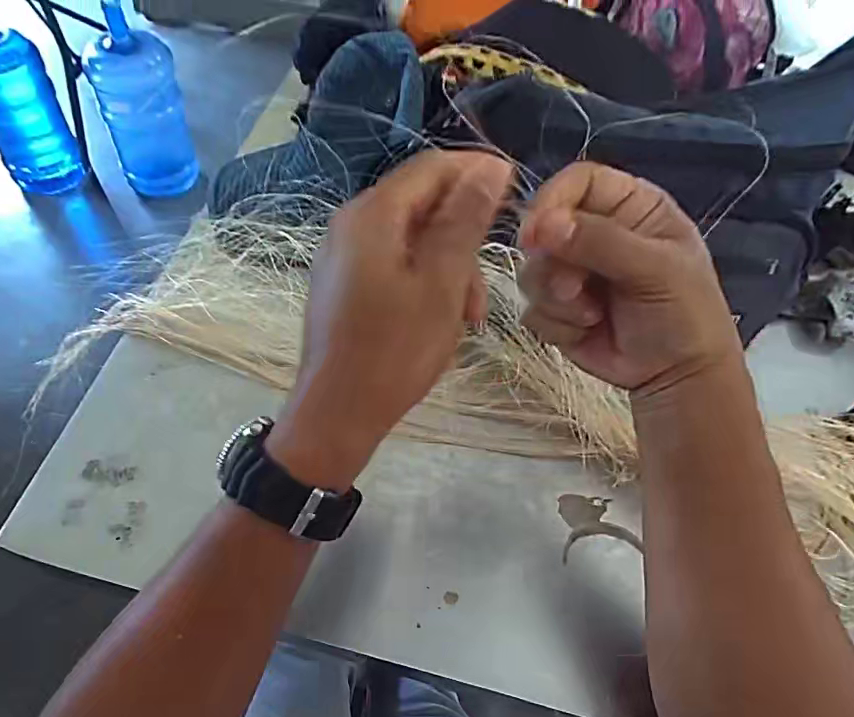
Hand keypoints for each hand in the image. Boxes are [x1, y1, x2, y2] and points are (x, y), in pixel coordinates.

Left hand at [268, 150, 512, 490]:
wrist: (337, 413)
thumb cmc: (394, 352)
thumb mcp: (441, 285)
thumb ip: (465, 221)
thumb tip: (490, 167)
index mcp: (373, 214)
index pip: (432, 168)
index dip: (477, 174)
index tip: (515, 198)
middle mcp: (350, 224)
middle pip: (421, 207)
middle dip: (462, 241)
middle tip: (481, 298)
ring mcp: (340, 258)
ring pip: (408, 243)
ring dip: (445, 272)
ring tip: (463, 322)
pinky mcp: (341, 288)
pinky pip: (390, 269)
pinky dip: (421, 286)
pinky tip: (434, 323)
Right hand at [516, 162, 741, 396]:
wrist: (677, 376)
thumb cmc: (684, 315)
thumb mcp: (655, 269)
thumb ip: (601, 242)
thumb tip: (544, 226)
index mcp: (630, 207)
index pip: (579, 182)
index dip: (553, 202)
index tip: (537, 233)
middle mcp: (597, 235)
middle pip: (545, 230)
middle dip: (555, 265)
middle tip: (577, 290)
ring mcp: (574, 275)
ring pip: (533, 273)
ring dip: (557, 299)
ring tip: (591, 316)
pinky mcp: (559, 313)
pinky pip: (533, 310)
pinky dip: (555, 325)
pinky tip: (586, 332)